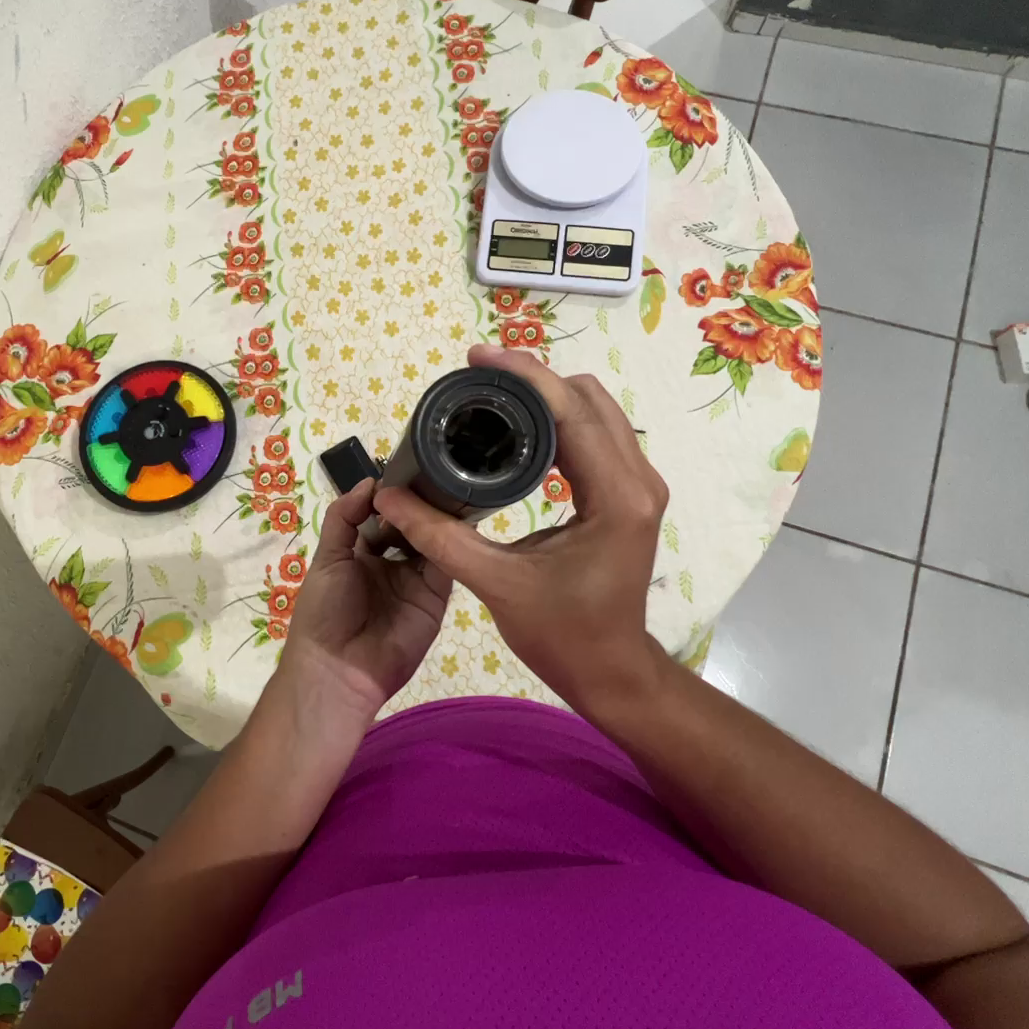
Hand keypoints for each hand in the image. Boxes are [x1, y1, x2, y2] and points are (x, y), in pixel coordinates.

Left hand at [272, 478, 452, 725]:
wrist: (339, 668)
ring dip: (436, 518)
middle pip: (412, 527)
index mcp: (361, 554)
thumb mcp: (327, 557)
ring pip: (431, 541)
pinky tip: (455, 516)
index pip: (384, 517)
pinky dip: (449, 541)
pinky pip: (446, 565)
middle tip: (437, 470)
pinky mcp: (435, 597)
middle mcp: (391, 565)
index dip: (394, 495)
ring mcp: (415, 581)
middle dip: (420, 504)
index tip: (410, 467)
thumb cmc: (324, 611)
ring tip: (448, 485)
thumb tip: (369, 481)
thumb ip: (345, 517)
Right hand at [373, 345, 669, 710]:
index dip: (523, 377)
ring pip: (596, 411)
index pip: (571, 412)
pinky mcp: (629, 495)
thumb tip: (389, 498)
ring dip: (547, 396)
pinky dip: (559, 419)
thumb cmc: (561, 635)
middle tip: (477, 377)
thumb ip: (440, 537)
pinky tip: (520, 424)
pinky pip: (597, 435)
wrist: (610, 670)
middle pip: (588, 399)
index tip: (477, 357)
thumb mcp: (495, 583)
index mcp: (614, 498)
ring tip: (492, 392)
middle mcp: (637, 481)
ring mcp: (638, 486)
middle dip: (532, 379)